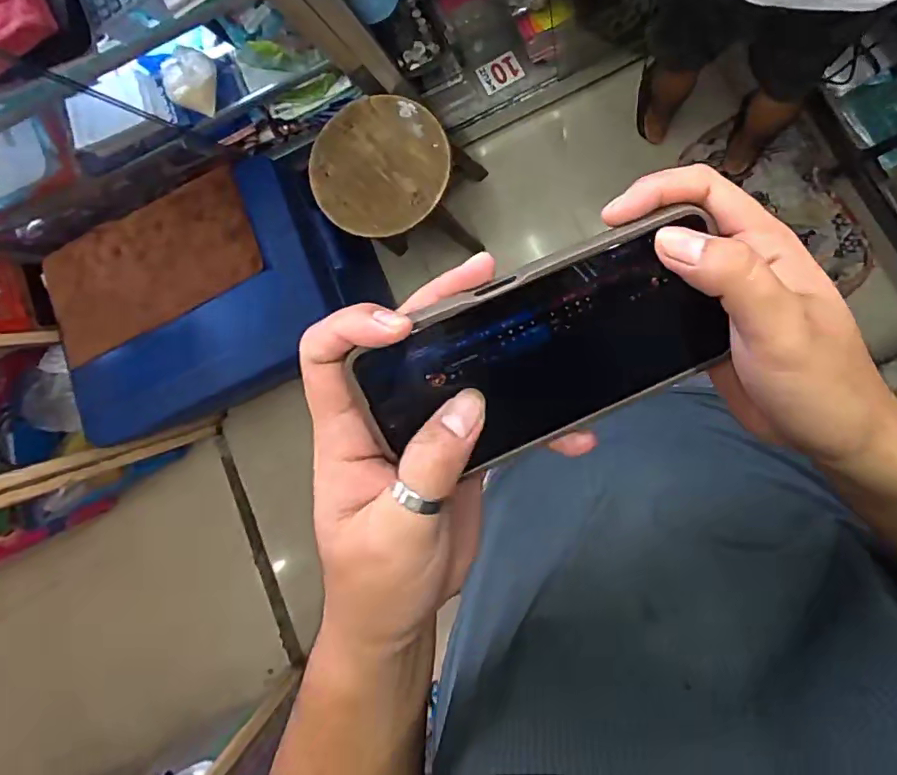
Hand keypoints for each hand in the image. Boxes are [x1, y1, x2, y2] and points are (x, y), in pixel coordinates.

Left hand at [297, 253, 594, 654]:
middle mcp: (383, 415)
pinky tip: (571, 434)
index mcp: (346, 430)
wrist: (401, 621)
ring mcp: (423, 428)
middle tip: (481, 275)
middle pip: (401, 342)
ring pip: (448, 366)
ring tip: (516, 303)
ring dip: (481, 334)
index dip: (351, 327)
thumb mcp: (394, 532)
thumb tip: (470, 405)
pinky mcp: (459, 447)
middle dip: (436, 303)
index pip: (326, 357)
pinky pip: (492, 416)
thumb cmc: (374, 584)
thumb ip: (427, 469)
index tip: (399, 326)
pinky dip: (530, 421)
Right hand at [601, 165, 896, 469]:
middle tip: (602, 248)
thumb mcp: (780, 324)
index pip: (705, 189)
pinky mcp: (709, 324)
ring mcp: (724, 292)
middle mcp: (741, 258)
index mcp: (763, 242)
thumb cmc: (818, 379)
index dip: (658, 190)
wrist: (834, 436)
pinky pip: (672, 296)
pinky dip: (647, 293)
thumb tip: (666, 239)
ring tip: (604, 275)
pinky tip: (625, 308)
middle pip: (684, 216)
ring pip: (674, 256)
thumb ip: (732, 275)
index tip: (614, 216)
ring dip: (640, 257)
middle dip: (641, 219)